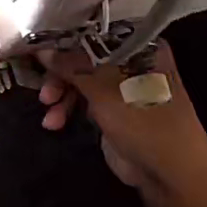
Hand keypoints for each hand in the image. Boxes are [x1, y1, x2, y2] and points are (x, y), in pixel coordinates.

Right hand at [39, 43, 206, 196]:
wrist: (168, 172)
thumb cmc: (144, 120)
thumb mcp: (105, 88)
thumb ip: (72, 66)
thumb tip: (41, 49)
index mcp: (139, 47)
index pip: (95, 34)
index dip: (66, 42)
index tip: (38, 51)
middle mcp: (130, 62)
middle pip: (84, 58)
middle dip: (60, 75)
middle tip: (44, 93)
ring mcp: (121, 88)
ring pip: (80, 81)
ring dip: (61, 95)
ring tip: (49, 114)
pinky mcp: (112, 112)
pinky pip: (82, 102)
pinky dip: (67, 110)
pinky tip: (54, 123)